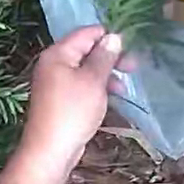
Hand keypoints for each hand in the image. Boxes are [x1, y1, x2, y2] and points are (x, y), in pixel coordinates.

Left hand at [19, 26, 122, 174]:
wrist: (50, 150)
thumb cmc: (73, 111)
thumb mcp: (93, 81)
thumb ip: (104, 57)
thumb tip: (113, 37)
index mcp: (58, 54)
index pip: (86, 33)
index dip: (109, 38)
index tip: (130, 49)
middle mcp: (54, 64)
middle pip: (86, 51)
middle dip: (110, 58)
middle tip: (133, 67)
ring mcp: (55, 82)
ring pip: (86, 70)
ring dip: (106, 75)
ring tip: (123, 89)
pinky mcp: (60, 99)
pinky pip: (82, 85)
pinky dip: (97, 88)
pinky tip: (111, 98)